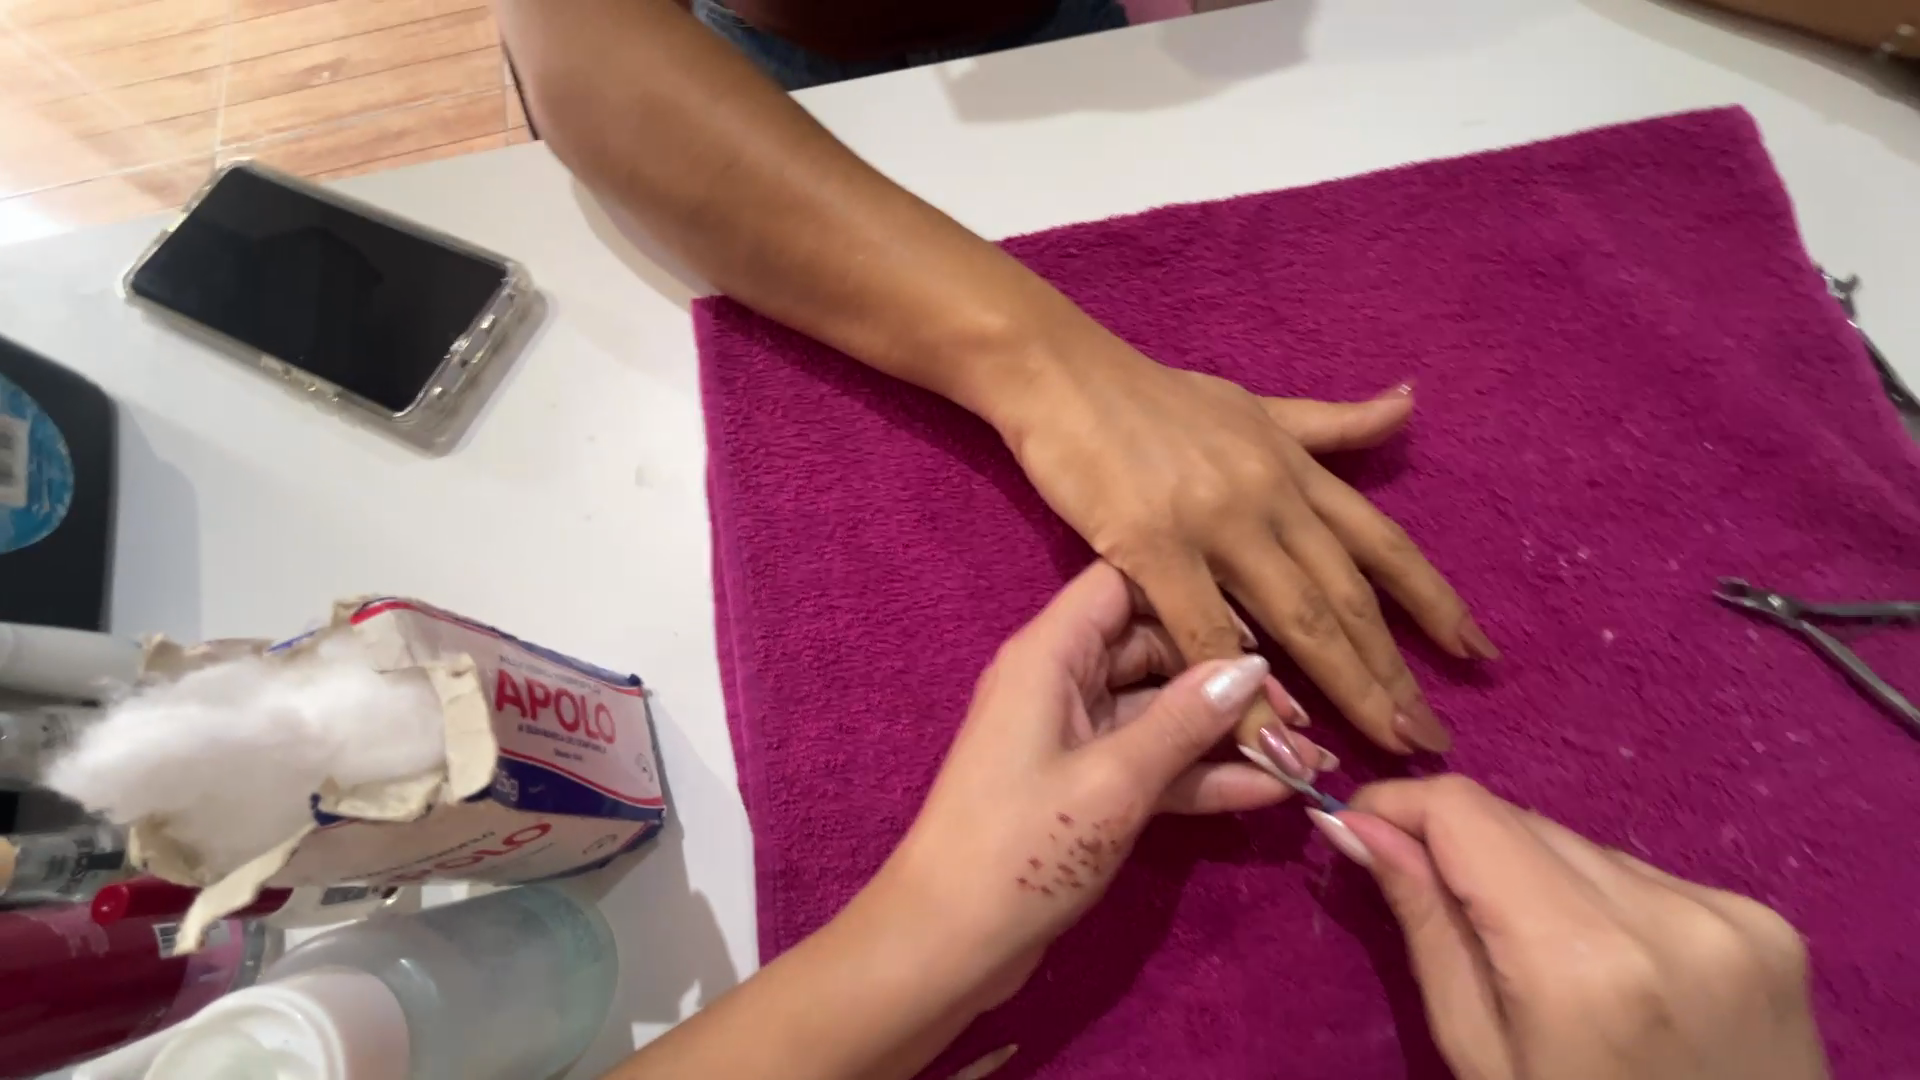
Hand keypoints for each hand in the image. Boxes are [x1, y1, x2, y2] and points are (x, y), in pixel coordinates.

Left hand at [875, 561, 1336, 1007]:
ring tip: (1303, 756)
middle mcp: (1060, 678)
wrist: (949, 939)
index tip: (1256, 617)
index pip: (1121, 583)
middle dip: (1221, 675)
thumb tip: (1249, 665)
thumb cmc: (1023, 845)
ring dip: (1221, 731)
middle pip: (1148, 647)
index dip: (1185, 589)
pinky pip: (1147, 757)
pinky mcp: (1083, 779)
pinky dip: (1197, 772)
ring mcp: (1072, 731)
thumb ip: (1183, 719)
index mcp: (1050, 653)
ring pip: (1156, 708)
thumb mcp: (1114, 780)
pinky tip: (1265, 790)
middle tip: (1297, 713)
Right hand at [998, 329, 1494, 756]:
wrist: (1062, 378)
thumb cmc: (1148, 397)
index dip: (1434, 602)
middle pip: (1349, 596)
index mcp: (1292, 467)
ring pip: (1297, 619)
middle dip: (1397, 672)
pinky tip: (1271, 736)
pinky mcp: (1153, 547)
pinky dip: (1242, 690)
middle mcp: (1270, 497)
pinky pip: (1207, 633)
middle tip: (1433, 739)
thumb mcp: (1251, 403)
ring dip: (1350, 689)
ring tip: (1388, 748)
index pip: (1382, 543)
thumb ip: (1326, 423)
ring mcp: (1214, 523)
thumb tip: (1409, 402)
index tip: (1478, 654)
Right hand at [1316, 777, 1828, 1079]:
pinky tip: (1600, 958)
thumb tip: (1348, 821)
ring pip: (1566, 839)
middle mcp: (1664, 915)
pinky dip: (1584, 892)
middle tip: (1437, 904)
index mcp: (1581, 959)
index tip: (1358, 828)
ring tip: (1528, 947)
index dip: (1396, 803)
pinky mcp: (1763, 924)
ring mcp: (1728, 916)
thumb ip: (1421, 917)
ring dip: (1522, 868)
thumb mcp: (1475, 1046)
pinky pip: (1626, 868)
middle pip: (1511, 818)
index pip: (1461, 810)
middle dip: (1454, 844)